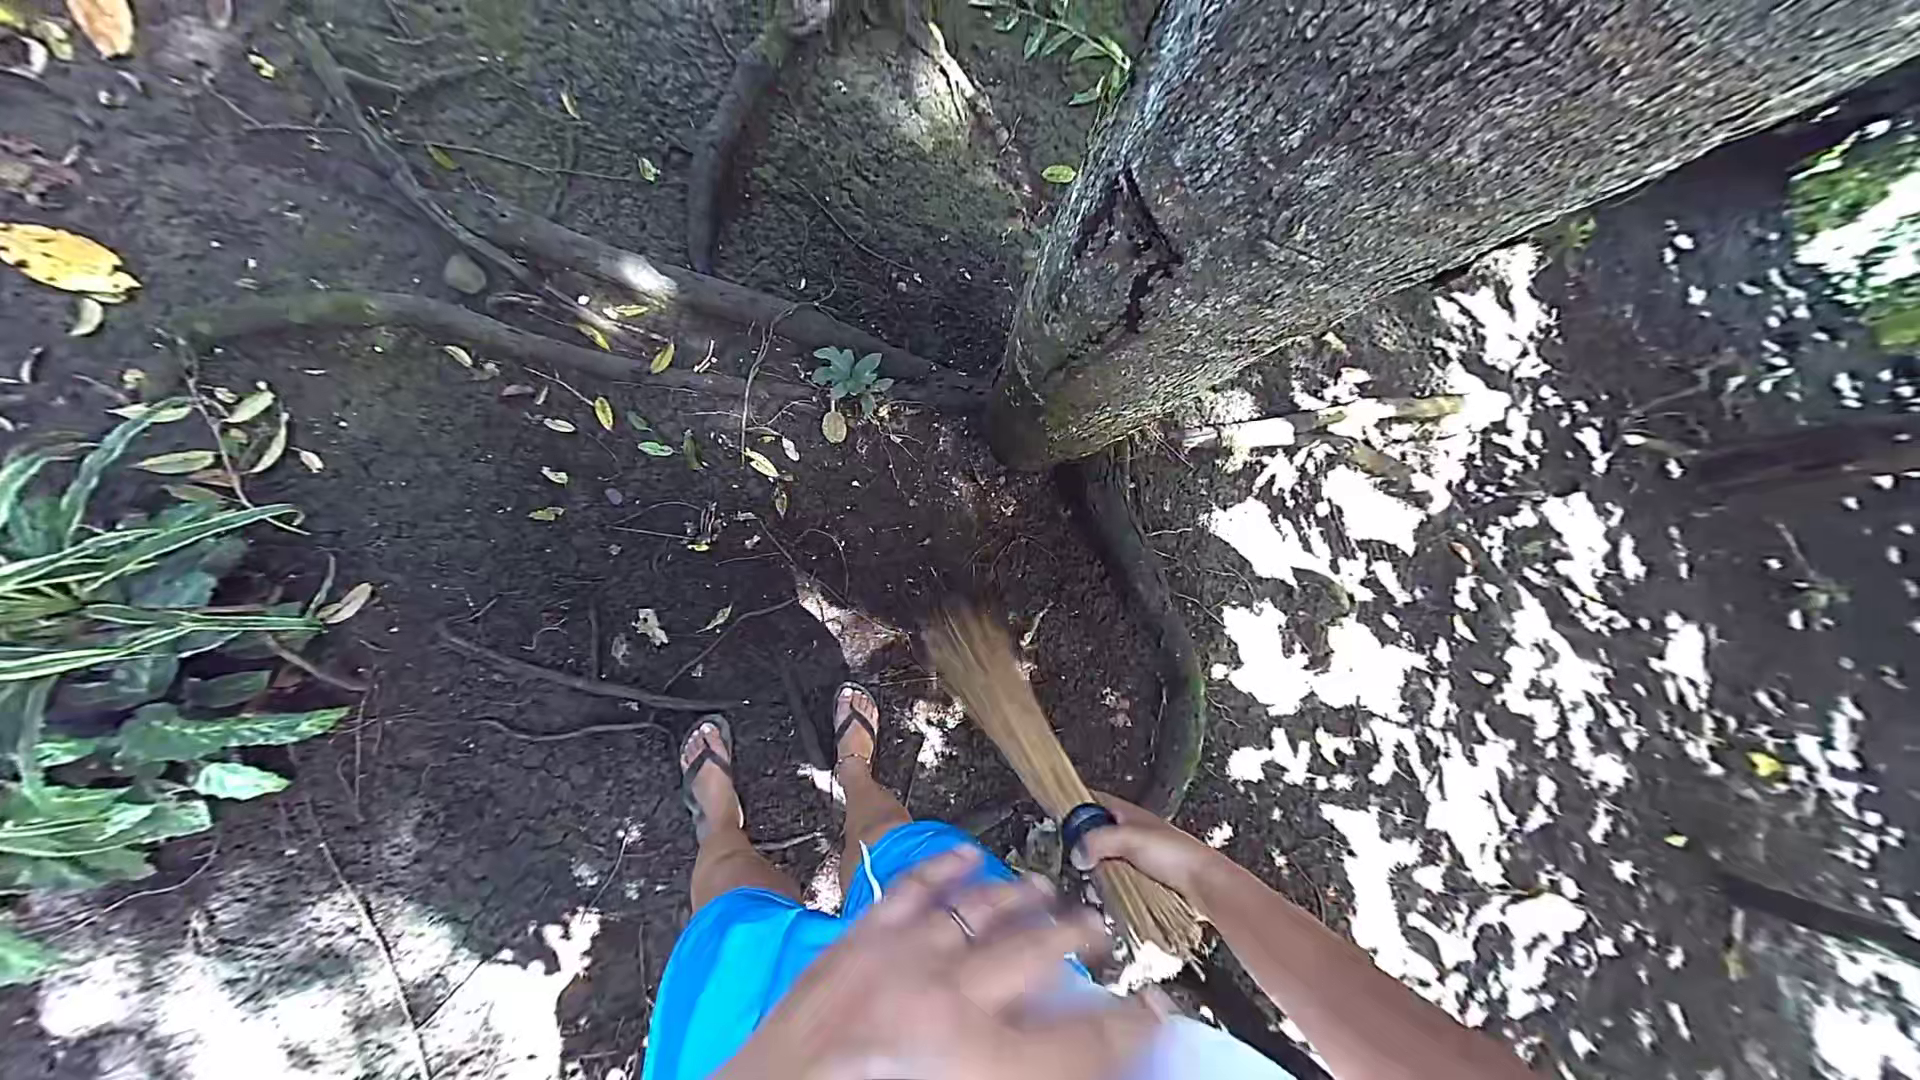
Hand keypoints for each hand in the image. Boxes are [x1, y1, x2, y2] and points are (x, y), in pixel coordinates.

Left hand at [720, 847, 1165, 1079]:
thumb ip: (1013, 1075)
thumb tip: (1051, 1061)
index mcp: (978, 1067)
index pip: (1081, 1041)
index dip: (1127, 1025)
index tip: (1150, 1011)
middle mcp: (950, 1001)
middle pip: (1038, 952)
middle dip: (1077, 935)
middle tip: (1098, 926)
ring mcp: (904, 956)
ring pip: (983, 908)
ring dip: (1020, 894)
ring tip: (1046, 885)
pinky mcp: (863, 935)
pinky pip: (915, 887)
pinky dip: (946, 867)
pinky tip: (970, 855)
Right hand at [1068, 792, 1231, 900]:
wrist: (1206, 884)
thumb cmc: (1173, 854)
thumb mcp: (1129, 840)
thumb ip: (1098, 841)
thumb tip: (1075, 853)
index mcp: (1125, 812)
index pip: (1090, 799)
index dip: (1073, 806)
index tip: (1056, 818)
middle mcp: (1128, 828)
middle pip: (1094, 830)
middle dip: (1081, 844)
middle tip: (1072, 858)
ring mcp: (1135, 852)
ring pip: (1103, 855)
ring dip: (1095, 868)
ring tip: (1089, 882)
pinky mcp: (1142, 874)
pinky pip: (1115, 874)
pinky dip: (1108, 882)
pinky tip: (1105, 894)